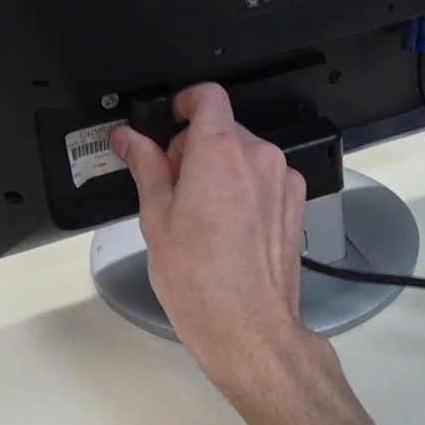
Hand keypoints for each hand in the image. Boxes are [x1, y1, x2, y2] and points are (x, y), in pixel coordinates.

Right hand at [112, 84, 325, 394]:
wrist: (248, 329)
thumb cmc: (203, 285)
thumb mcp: (157, 220)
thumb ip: (145, 167)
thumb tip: (130, 140)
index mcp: (219, 153)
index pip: (207, 96)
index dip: (184, 102)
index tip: (169, 120)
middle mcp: (258, 159)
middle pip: (223, 129)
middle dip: (193, 149)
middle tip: (171, 188)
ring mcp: (282, 182)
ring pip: (244, 156)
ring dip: (219, 172)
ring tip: (198, 218)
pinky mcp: (294, 205)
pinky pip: (263, 181)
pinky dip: (243, 192)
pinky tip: (225, 230)